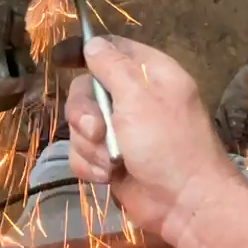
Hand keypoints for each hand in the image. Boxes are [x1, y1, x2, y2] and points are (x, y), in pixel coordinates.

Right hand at [66, 36, 245, 243]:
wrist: (186, 205)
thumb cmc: (168, 143)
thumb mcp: (140, 97)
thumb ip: (112, 66)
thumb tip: (92, 42)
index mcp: (149, 74)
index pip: (111, 49)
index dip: (85, 52)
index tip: (61, 59)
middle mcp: (133, 98)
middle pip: (86, 89)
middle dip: (85, 113)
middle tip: (97, 131)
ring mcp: (120, 131)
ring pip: (80, 124)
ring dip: (89, 145)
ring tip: (110, 161)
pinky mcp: (109, 159)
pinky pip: (81, 152)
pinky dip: (90, 165)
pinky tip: (106, 176)